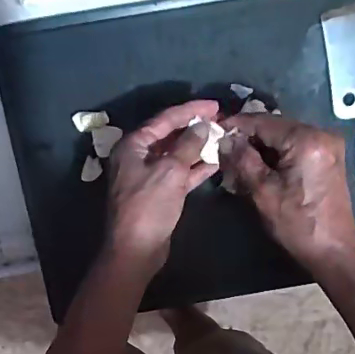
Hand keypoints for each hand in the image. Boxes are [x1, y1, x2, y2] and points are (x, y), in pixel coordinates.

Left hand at [103, 99, 220, 271]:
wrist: (136, 249)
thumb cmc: (148, 206)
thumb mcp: (170, 171)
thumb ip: (187, 145)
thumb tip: (202, 126)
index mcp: (133, 146)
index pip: (164, 119)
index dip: (190, 110)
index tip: (214, 105)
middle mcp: (137, 157)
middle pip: (169, 135)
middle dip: (194, 128)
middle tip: (220, 120)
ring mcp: (147, 176)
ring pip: (175, 155)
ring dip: (197, 147)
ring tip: (221, 138)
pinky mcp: (158, 194)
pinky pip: (178, 174)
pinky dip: (194, 168)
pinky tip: (215, 162)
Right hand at [221, 114, 354, 273]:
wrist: (333, 249)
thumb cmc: (297, 224)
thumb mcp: (263, 192)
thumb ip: (242, 160)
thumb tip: (224, 139)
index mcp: (306, 139)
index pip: (263, 122)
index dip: (235, 126)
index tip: (213, 132)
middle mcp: (321, 134)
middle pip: (274, 127)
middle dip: (247, 138)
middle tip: (222, 150)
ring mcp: (327, 145)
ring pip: (283, 137)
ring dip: (260, 148)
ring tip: (236, 161)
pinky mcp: (327, 158)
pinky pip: (295, 147)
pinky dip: (275, 155)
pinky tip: (258, 168)